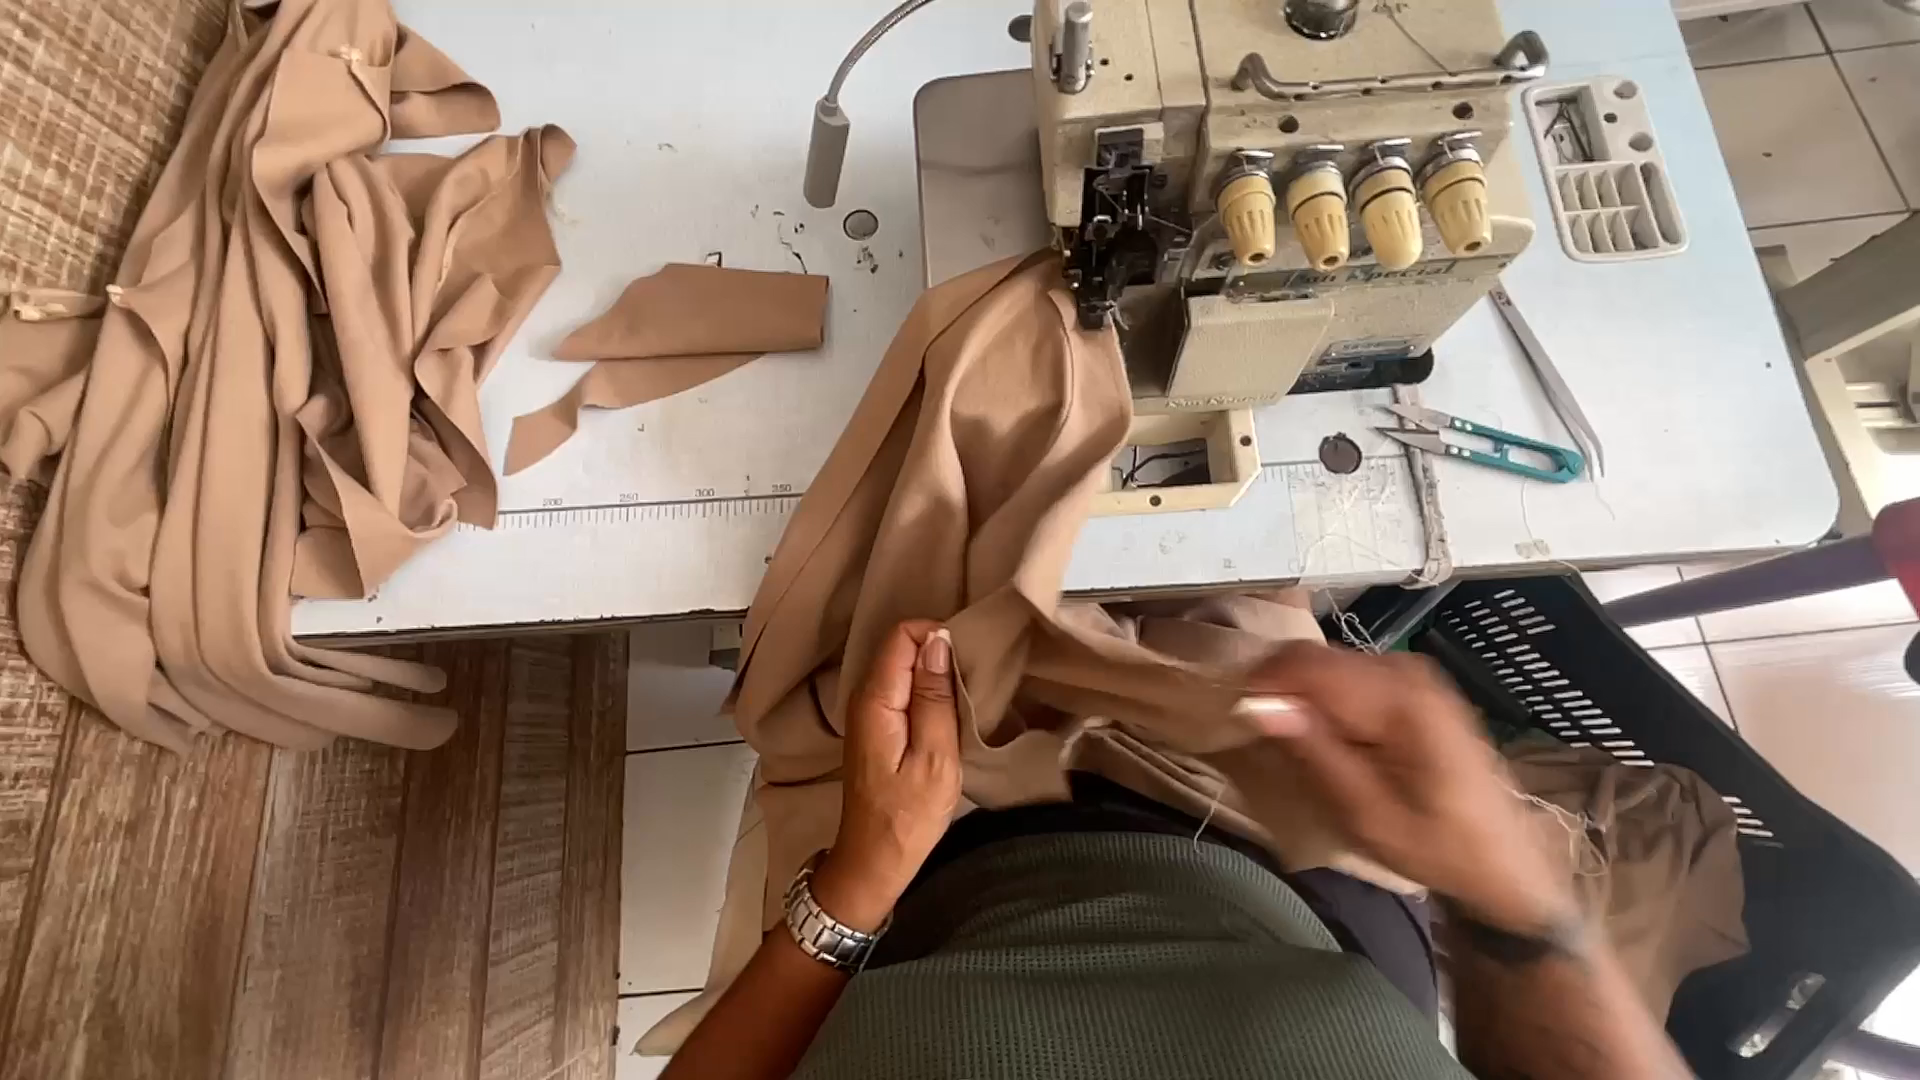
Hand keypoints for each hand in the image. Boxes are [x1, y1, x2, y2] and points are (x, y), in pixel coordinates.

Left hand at [811, 620, 963, 931]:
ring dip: (935, 671)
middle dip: (939, 650)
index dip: (937, 635)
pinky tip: (949, 709)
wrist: (874, 860)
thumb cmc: (908, 816)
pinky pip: (903, 686)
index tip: (968, 659)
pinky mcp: (877, 724)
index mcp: (876, 700)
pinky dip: (927, 688)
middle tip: (973, 678)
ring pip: (904, 665)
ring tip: (967, 694)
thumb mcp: (934, 758)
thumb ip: (935, 697)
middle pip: (901, 646)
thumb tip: (939, 640)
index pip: (902, 635)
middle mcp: (865, 696)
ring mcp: (868, 711)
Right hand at [1233, 643, 1576, 934]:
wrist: (1505, 866)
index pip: (1307, 664)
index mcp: (1400, 701)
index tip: (1236, 715)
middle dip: (1278, 687)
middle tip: (1259, 731)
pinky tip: (1324, 730)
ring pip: (1327, 660)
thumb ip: (1314, 751)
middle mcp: (1407, 673)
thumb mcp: (1366, 813)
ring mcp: (1413, 674)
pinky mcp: (1413, 684)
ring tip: (1289, 736)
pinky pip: (1347, 671)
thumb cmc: (1435, 848)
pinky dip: (1322, 693)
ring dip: (1297, 691)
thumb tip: (1257, 705)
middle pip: (1315, 657)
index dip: (1261, 682)